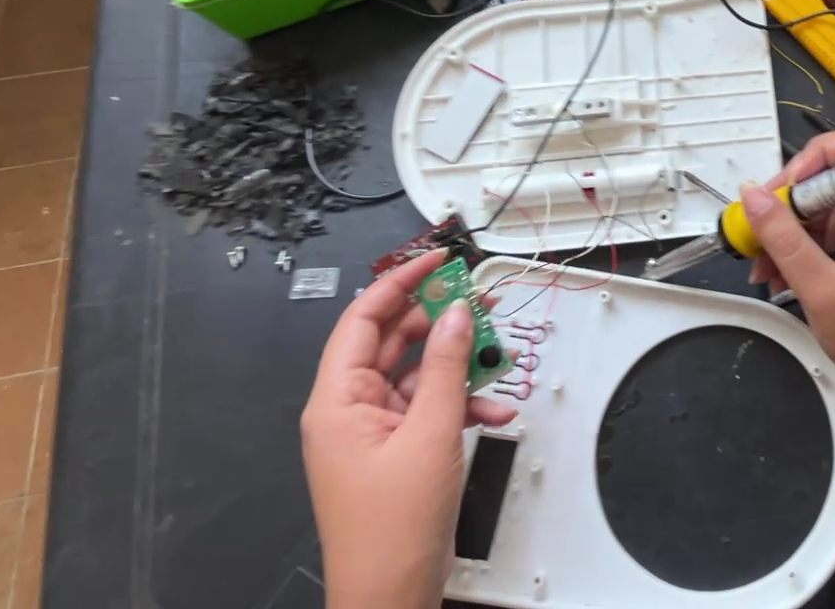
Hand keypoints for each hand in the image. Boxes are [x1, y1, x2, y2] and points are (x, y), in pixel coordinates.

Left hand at [301, 247, 516, 608]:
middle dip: (439, 321)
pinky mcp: (398, 448)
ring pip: (418, 373)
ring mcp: (374, 429)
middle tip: (479, 301)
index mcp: (338, 399)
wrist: (391, 599)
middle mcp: (350, 408)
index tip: (439, 261)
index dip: (400, 281)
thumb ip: (445, 365)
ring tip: (496, 356)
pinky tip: (492, 411)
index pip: (363, 318)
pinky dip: (462, 402)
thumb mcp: (430, 433)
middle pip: (394, 341)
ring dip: (459, 365)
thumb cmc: (395, 526)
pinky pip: (430, 406)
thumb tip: (455, 313)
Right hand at [744, 131, 834, 409]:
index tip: (785, 189)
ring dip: (779, 229)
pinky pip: (808, 231)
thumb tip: (751, 194)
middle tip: (755, 228)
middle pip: (822, 176)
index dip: (816, 157)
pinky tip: (771, 273)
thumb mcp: (821, 290)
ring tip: (758, 262)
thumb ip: (785, 241)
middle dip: (784, 200)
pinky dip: (786, 247)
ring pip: (809, 205)